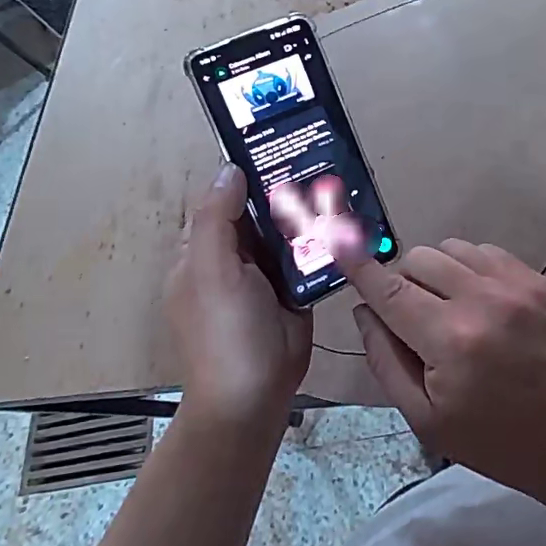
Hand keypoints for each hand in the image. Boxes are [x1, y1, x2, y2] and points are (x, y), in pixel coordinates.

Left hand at [165, 164, 311, 423]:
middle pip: (255, 214)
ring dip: (302, 212)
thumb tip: (229, 168)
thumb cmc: (224, 329)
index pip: (220, 202)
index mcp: (202, 250)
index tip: (272, 146)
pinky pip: (304, 256)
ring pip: (282, 233)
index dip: (241, 176)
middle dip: (279, 191)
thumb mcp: (211, 269)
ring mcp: (262, 275)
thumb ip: (216, 217)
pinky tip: (342, 217)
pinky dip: (319, 240)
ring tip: (331, 176)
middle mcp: (231, 257)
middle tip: (313, 155)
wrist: (254, 399)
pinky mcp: (291, 290)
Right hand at [330, 235, 545, 491]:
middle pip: (415, 259)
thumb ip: (384, 359)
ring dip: (435, 271)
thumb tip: (364, 310)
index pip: (388, 289)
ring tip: (448, 308)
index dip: (358, 265)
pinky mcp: (536, 279)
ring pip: (448, 248)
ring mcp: (513, 284)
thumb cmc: (498, 441)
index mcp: (449, 340)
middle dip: (402, 281)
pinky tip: (478, 301)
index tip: (337, 240)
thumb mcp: (425, 418)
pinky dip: (467, 267)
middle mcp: (480, 300)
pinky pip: (481, 250)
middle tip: (414, 317)